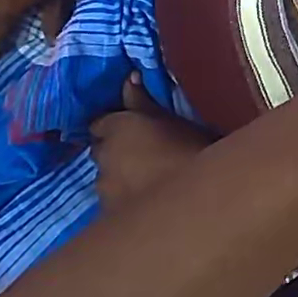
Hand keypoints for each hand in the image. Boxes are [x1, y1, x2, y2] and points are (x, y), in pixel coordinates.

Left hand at [91, 75, 213, 212]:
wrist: (195, 205)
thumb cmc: (192, 152)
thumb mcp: (173, 120)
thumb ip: (143, 100)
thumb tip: (128, 78)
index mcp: (117, 128)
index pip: (101, 122)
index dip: (116, 125)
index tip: (135, 130)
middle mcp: (103, 157)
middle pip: (101, 150)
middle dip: (115, 151)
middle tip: (144, 153)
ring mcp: (104, 190)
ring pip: (107, 178)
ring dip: (120, 177)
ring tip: (147, 181)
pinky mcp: (110, 218)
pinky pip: (114, 203)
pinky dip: (124, 201)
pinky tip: (146, 204)